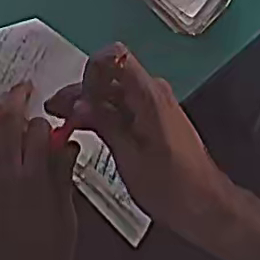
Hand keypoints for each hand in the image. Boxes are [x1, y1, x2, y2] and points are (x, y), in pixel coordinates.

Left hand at [0, 83, 78, 259]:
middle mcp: (6, 176)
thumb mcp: (66, 219)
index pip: (39, 131)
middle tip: (25, 88)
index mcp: (34, 180)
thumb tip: (67, 145)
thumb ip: (63, 176)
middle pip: (8, 123)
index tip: (53, 124)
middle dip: (18, 99)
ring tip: (6, 109)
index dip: (47, 123)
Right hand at [46, 44, 232, 237]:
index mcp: (148, 93)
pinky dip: (104, 111)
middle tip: (55, 109)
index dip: (91, 69)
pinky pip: (125, 103)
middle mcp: (152, 90)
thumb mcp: (129, 157)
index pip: (115, 55)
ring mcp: (154, 102)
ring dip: (90, 101)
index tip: (76, 96)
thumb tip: (78, 103)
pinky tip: (85, 126)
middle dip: (82, 89)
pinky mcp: (154, 116)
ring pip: (116, 90)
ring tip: (63, 119)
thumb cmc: (169, 184)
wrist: (205, 204)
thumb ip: (103, 124)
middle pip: (111, 74)